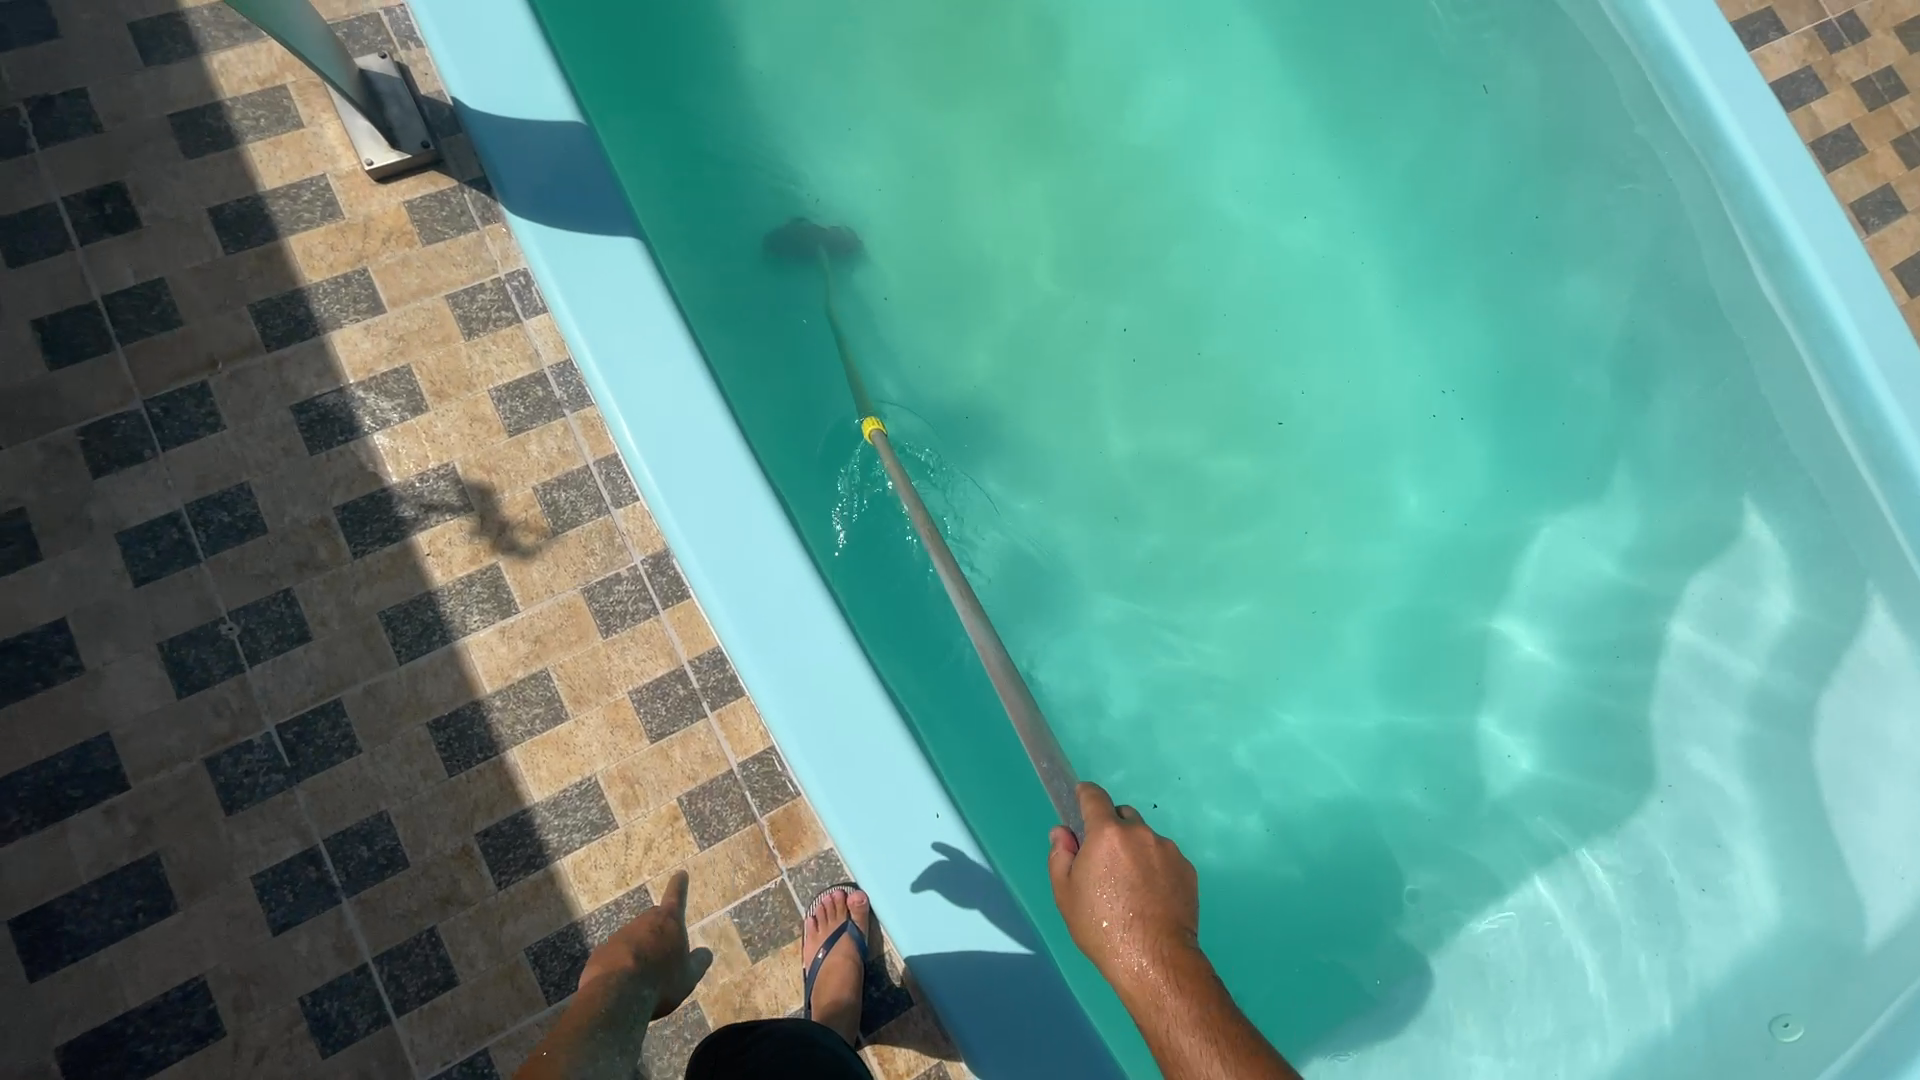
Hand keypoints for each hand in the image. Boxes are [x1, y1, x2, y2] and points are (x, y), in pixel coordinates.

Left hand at [577, 870, 712, 1019]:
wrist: (616, 995)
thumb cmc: (661, 981)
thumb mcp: (689, 975)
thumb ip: (698, 961)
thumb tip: (705, 952)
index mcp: (668, 921)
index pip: (676, 896)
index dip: (679, 885)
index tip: (680, 874)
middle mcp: (644, 921)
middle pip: (652, 918)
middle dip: (657, 929)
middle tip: (662, 948)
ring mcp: (619, 935)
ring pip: (632, 937)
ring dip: (638, 949)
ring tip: (642, 974)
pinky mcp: (600, 952)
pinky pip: (614, 955)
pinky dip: (620, 963)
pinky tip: (622, 983)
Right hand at [1047, 782, 1200, 990]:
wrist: (1155, 961)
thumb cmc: (1102, 927)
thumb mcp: (1065, 893)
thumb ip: (1060, 855)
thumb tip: (1063, 833)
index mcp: (1107, 833)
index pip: (1094, 796)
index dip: (1085, 795)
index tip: (1081, 800)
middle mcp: (1140, 832)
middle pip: (1122, 816)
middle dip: (1112, 829)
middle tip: (1105, 861)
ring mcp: (1168, 850)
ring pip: (1145, 838)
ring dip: (1136, 849)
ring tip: (1132, 886)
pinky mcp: (1187, 869)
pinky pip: (1165, 857)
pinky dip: (1156, 867)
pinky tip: (1152, 897)